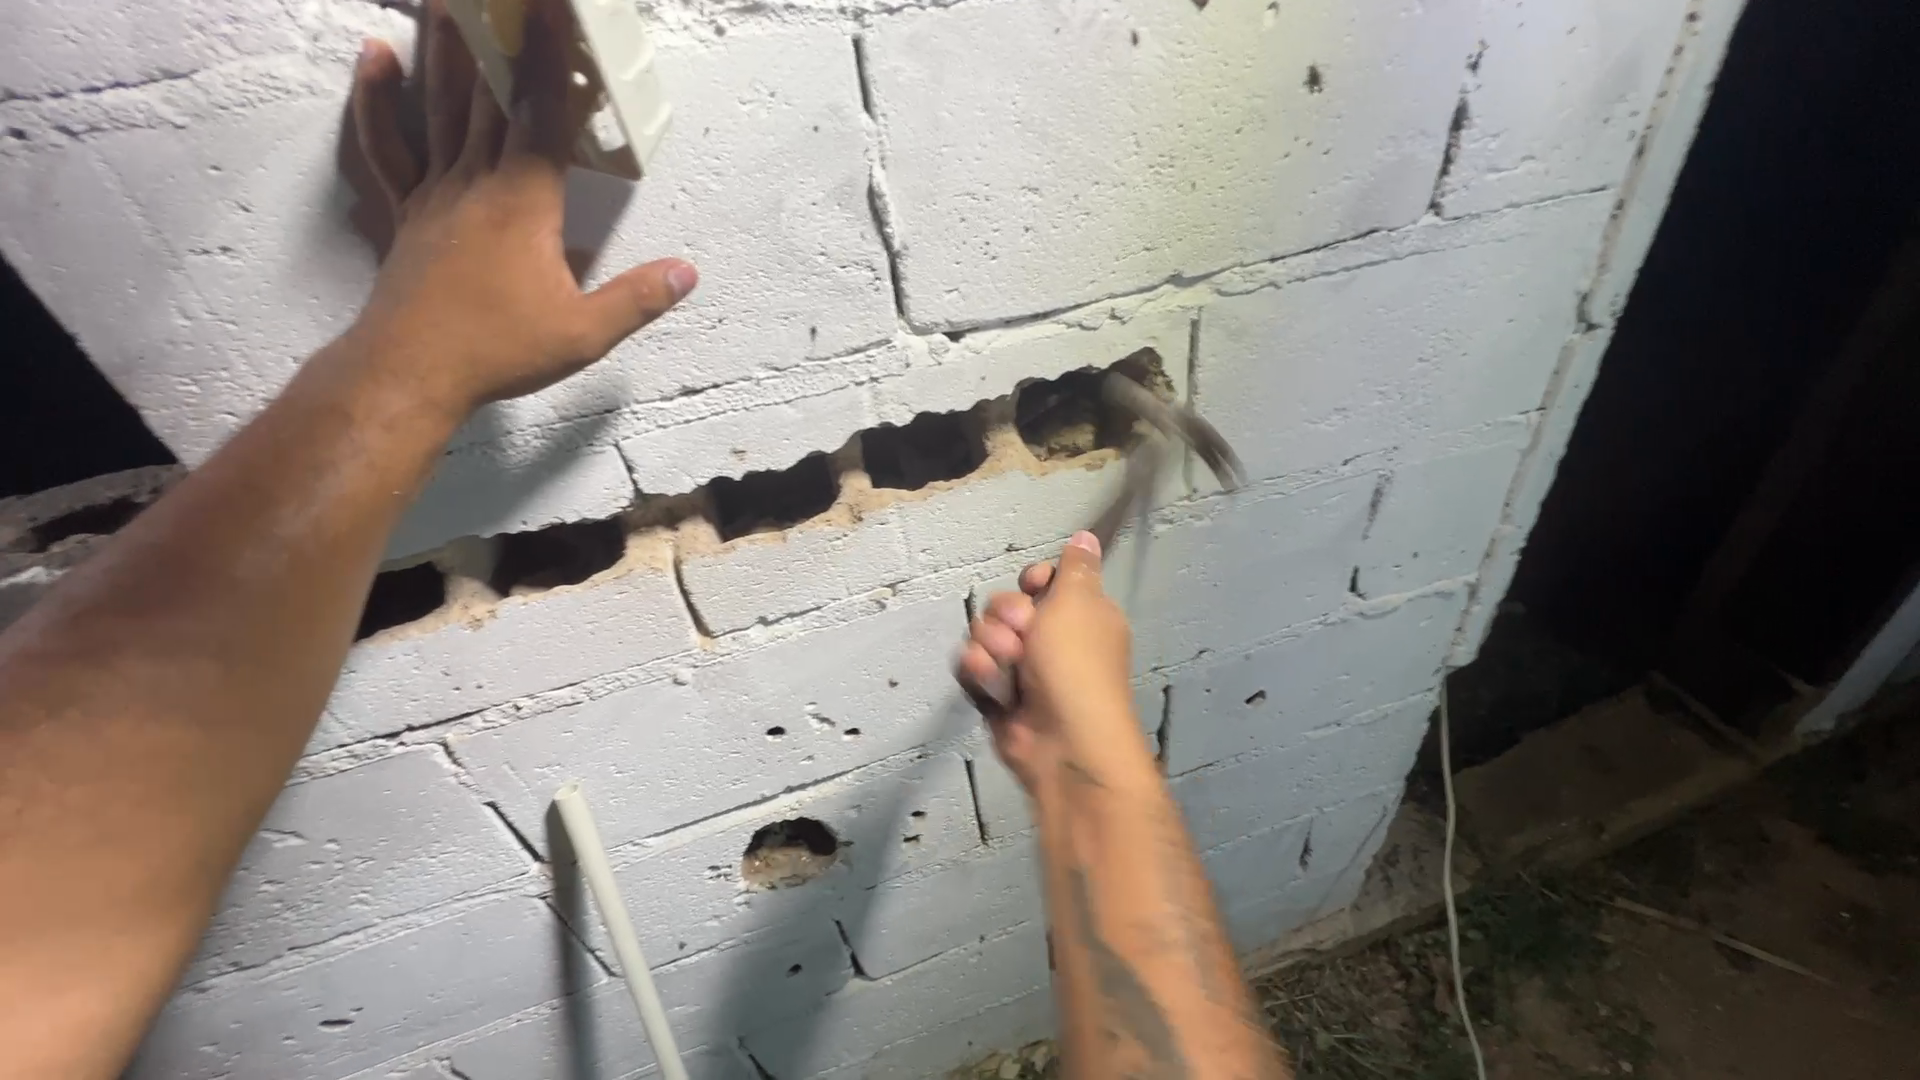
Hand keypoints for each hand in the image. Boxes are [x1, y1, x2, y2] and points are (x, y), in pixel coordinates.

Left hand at [344, 0, 695, 418]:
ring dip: (447, 46)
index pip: (544, 117)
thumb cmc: (501, 350)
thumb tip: (688, 272)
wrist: (412, 370)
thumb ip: (638, 298)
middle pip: (491, 94)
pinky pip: (388, 142)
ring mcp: (436, 191)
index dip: (555, 61)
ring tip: (448, 0)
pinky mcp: (408, 211)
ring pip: (440, 103)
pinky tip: (376, 58)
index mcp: (525, 204)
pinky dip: (379, 97)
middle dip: (504, 36)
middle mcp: (478, 182)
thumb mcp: (586, 333)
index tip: (556, 11)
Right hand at [958, 531, 1136, 790]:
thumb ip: (1075, 566)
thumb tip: (1087, 535)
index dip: (1033, 580)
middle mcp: (1052, 638)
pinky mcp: (997, 692)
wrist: (1062, 741)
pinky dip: (980, 672)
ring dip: (992, 646)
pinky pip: (974, 666)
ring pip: (985, 634)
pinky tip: (991, 684)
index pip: (1043, 580)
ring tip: (1008, 666)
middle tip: (1024, 635)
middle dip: (1007, 616)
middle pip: (1007, 604)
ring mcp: (1022, 667)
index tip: (1034, 586)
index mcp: (1079, 614)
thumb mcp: (1079, 603)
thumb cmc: (1076, 664)